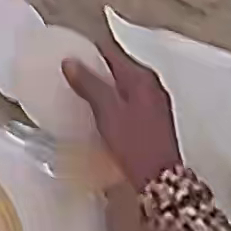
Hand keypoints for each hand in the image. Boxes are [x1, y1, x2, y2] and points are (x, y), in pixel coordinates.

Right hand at [64, 37, 180, 186]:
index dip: (89, 49)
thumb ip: (88, 84)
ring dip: (106, 83)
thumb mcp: (106, 111)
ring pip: (125, 81)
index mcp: (141, 75)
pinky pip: (131, 96)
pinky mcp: (156, 117)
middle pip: (118, 64)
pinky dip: (116, 97)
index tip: (70, 52)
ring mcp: (156, 100)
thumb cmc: (133, 143)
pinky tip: (103, 109)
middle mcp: (152, 82)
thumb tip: (70, 61)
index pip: (110, 49)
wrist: (161, 181)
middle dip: (97, 67)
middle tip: (73, 73)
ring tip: (83, 91)